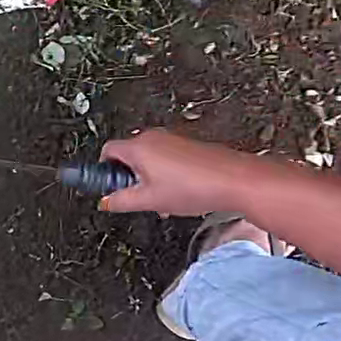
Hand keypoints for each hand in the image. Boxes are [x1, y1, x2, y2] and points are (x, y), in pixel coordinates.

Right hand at [99, 129, 267, 215]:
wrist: (236, 180)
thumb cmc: (196, 186)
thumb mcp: (149, 201)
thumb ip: (121, 201)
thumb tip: (106, 202)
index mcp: (138, 148)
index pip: (107, 151)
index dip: (104, 169)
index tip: (108, 184)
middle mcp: (153, 138)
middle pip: (128, 155)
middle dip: (129, 177)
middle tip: (137, 195)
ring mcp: (173, 140)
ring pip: (148, 158)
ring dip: (148, 177)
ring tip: (162, 198)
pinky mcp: (188, 146)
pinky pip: (166, 158)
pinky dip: (165, 174)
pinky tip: (179, 193)